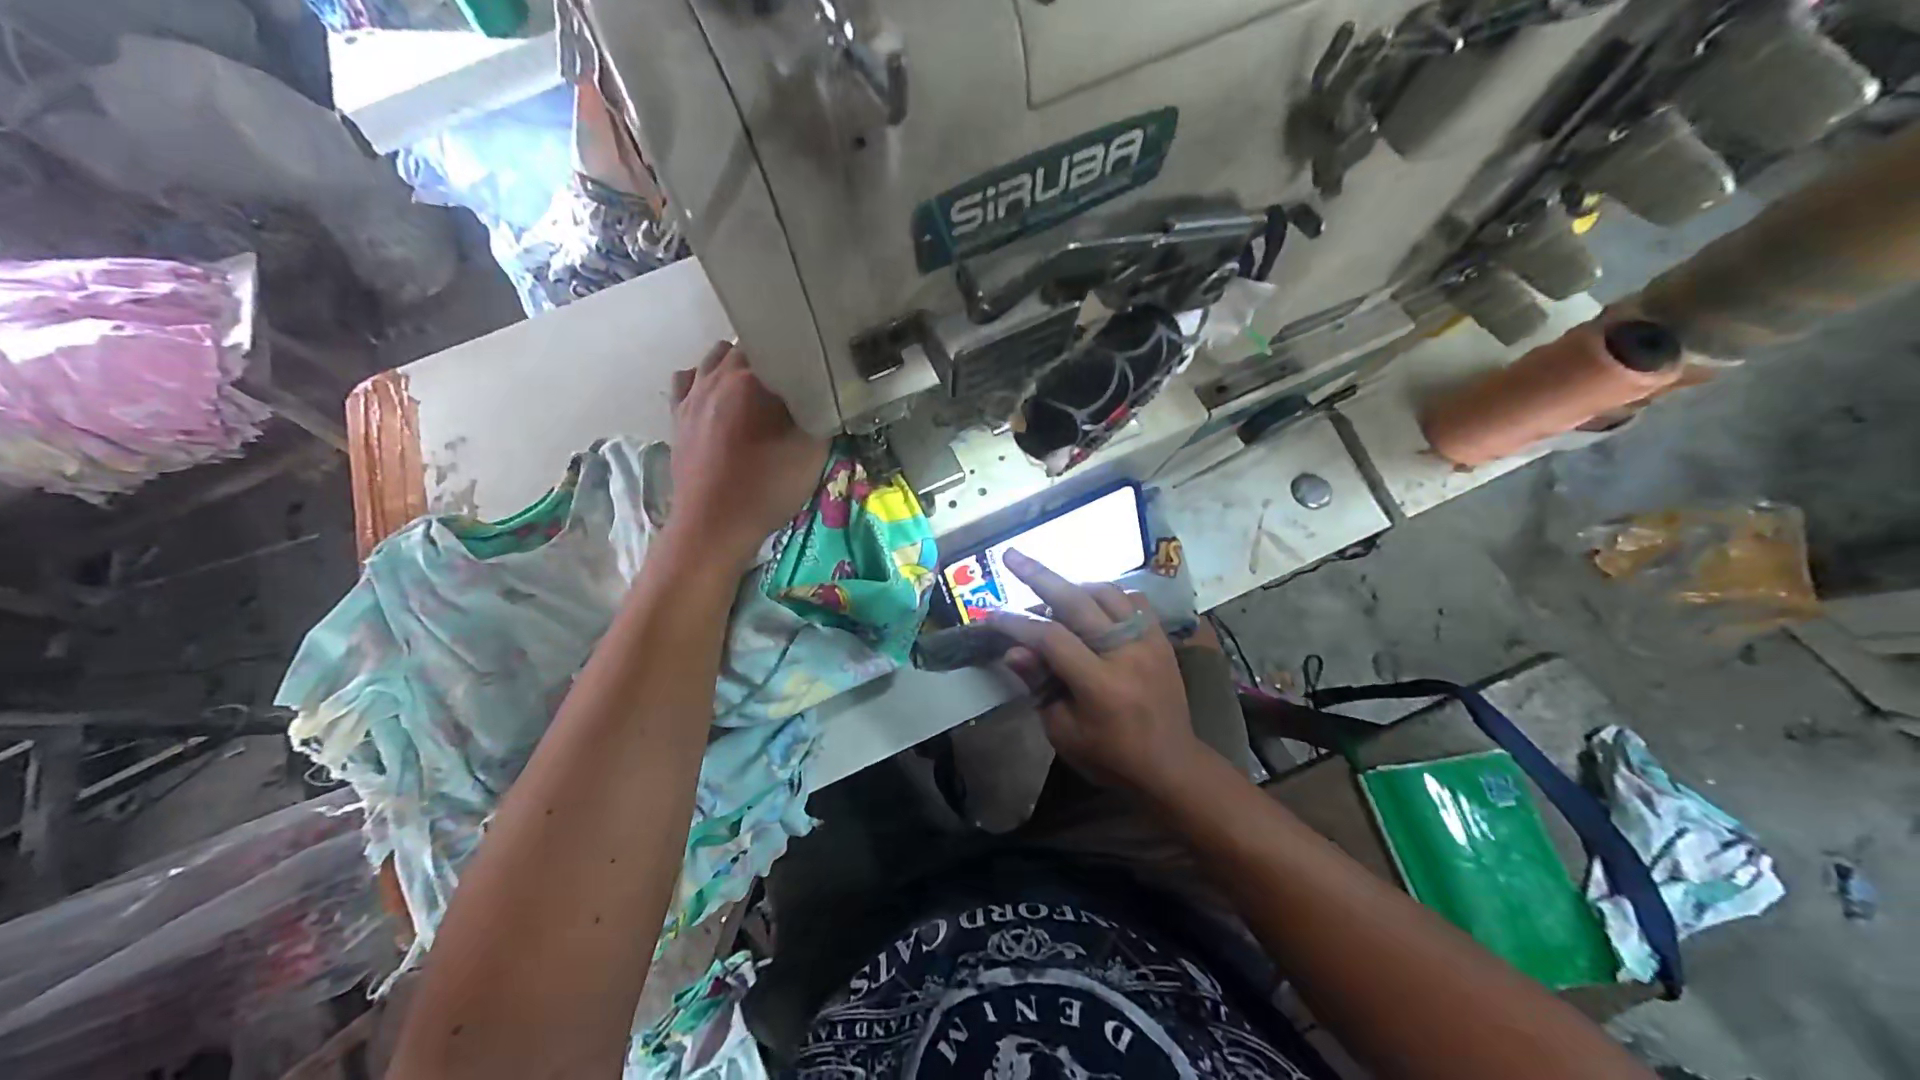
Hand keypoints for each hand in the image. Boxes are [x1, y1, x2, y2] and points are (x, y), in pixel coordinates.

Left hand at [667, 342, 828, 568]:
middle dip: (773, 360)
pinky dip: (706, 379)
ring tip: (758, 389)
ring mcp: (694, 393)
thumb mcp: (812, 452)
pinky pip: (689, 378)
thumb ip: (822, 414)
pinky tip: (720, 397)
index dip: (804, 357)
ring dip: (738, 365)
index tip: (818, 373)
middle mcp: (720, 374)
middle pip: (750, 348)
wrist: (714, 524)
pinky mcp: (678, 414)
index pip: (784, 347)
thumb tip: (826, 394)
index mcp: (755, 378)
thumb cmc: (767, 487)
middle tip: (794, 385)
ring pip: (717, 356)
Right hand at [988, 550, 1210, 796]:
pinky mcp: (1162, 639)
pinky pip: (1133, 600)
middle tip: (1012, 556)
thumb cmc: (1110, 757)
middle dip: (1039, 576)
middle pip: (1078, 601)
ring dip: (1074, 585)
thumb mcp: (1064, 731)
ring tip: (1049, 590)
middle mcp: (1127, 654)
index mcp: (1101, 685)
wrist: (1171, 766)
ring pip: (1107, 592)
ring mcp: (1149, 642)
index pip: (1051, 639)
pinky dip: (1107, 595)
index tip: (990, 615)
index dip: (1017, 624)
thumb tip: (1013, 649)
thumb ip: (1040, 685)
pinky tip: (1090, 603)